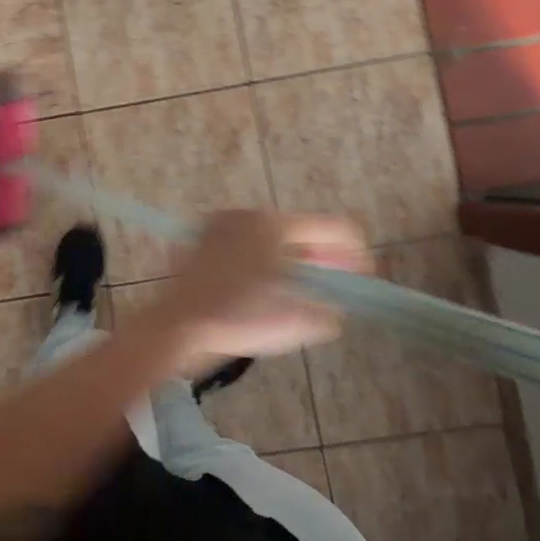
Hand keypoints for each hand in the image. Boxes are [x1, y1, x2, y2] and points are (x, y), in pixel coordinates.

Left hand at [124, 210, 365, 375]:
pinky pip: (245, 246)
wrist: (176, 326)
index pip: (332, 227)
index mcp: (274, 224)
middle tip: (334, 283)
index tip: (363, 276)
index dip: (354, 252)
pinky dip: (261, 261)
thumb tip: (333, 310)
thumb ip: (327, 312)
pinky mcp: (201, 240)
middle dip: (320, 256)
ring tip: (300, 288)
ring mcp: (220, 225)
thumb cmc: (238, 318)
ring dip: (291, 259)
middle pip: (299, 230)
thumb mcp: (296, 322)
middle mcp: (247, 215)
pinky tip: (263, 287)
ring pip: (270, 238)